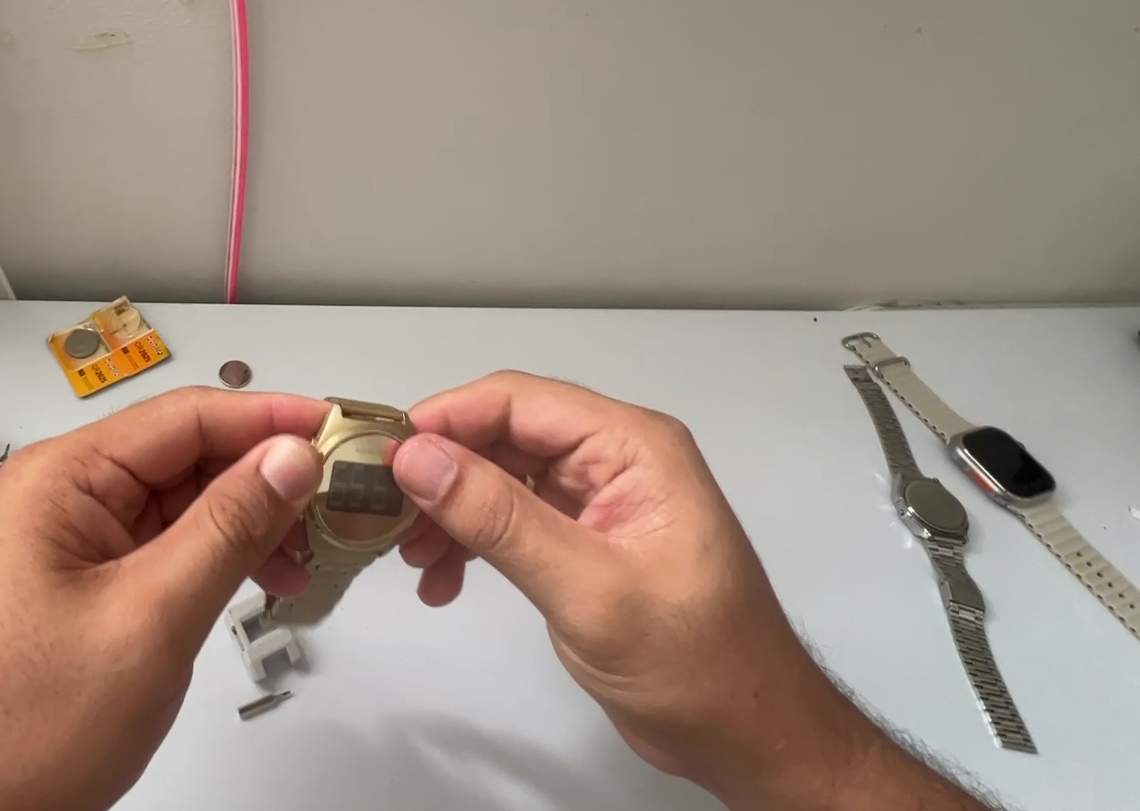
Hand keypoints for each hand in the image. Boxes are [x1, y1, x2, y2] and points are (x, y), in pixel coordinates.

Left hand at [0, 388, 328, 810]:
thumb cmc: (27, 731)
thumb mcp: (150, 618)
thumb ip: (228, 528)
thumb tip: (289, 458)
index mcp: (64, 478)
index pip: (186, 416)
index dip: (267, 416)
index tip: (332, 427)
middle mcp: (72, 493)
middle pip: (191, 452)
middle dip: (267, 470)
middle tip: (336, 488)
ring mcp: (87, 534)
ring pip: (192, 495)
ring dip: (255, 514)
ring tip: (311, 541)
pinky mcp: (103, 573)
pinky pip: (179, 537)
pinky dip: (230, 549)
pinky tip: (270, 570)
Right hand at [391, 373, 988, 810]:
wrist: (752, 740)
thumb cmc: (697, 665)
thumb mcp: (589, 591)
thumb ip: (499, 518)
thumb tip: (416, 458)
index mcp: (629, 444)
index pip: (518, 400)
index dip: (447, 417)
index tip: (388, 452)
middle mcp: (608, 456)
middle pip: (500, 434)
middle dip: (441, 471)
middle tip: (389, 510)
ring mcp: (591, 495)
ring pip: (494, 475)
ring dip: (448, 510)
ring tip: (413, 555)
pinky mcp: (576, 534)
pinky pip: (505, 516)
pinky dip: (468, 540)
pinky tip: (442, 580)